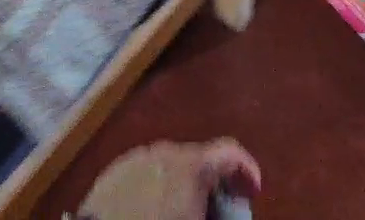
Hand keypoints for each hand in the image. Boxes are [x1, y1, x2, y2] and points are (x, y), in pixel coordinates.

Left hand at [76, 138, 260, 219]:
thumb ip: (222, 215)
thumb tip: (232, 213)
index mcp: (192, 164)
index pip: (231, 151)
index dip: (248, 170)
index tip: (253, 194)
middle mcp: (166, 151)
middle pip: (201, 160)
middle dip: (214, 185)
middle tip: (217, 213)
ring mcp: (136, 158)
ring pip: (171, 166)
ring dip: (184, 186)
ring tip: (183, 213)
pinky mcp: (111, 173)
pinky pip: (144, 174)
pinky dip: (156, 188)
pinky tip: (151, 213)